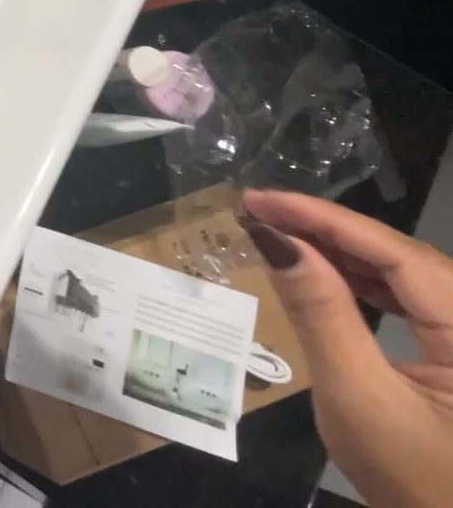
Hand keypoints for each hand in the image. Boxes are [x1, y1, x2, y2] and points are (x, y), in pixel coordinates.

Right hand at [242, 189, 452, 507]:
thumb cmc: (419, 478)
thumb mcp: (358, 395)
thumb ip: (321, 313)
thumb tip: (272, 241)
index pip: (403, 257)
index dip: (328, 219)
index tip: (258, 198)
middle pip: (412, 261)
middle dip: (331, 228)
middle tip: (258, 209)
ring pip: (415, 277)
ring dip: (343, 251)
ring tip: (279, 231)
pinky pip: (420, 303)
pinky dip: (365, 280)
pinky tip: (323, 270)